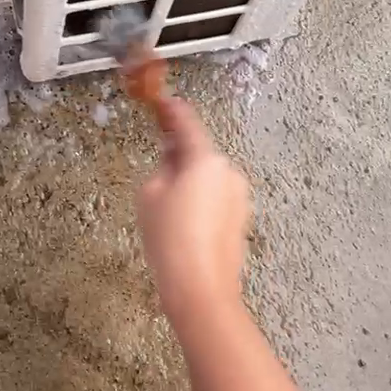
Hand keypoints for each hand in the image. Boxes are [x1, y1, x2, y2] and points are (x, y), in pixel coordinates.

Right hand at [137, 96, 251, 328]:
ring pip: (208, 175)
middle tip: (156, 160)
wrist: (200, 289)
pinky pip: (216, 195)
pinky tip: (183, 219)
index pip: (187, 122)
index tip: (163, 101)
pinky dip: (201, 198)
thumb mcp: (150, 194)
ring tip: (166, 203)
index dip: (172, 110)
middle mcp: (228, 172)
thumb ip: (162, 165)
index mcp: (206, 159)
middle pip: (199, 150)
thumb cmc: (171, 241)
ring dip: (190, 178)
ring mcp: (239, 195)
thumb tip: (170, 158)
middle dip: (179, 152)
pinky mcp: (240, 217)